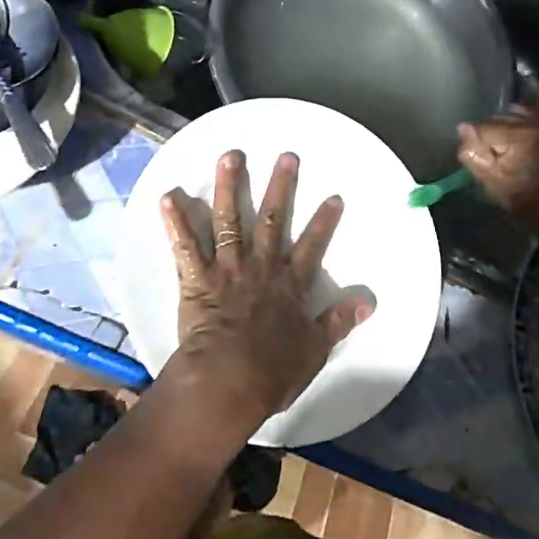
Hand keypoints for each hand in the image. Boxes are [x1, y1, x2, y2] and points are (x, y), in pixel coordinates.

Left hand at [161, 151, 373, 424]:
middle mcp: (261, 267)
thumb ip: (339, 320)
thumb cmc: (271, 372)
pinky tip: (168, 197)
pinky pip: (186, 247)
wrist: (226, 383)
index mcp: (289, 284)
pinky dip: (176, 223)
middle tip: (286, 156)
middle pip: (273, 220)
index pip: (311, 246)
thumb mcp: (315, 349)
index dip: (324, 221)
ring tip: (230, 156)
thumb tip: (370, 300)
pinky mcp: (198, 280)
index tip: (333, 196)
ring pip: (230, 220)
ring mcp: (229, 269)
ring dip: (229, 187)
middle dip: (281, 186)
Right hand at [457, 103, 538, 234]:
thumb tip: (463, 129)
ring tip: (510, 146)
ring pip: (514, 111)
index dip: (476, 143)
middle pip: (498, 117)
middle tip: (495, 155)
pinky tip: (524, 132)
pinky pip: (534, 107)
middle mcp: (536, 121)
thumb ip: (473, 154)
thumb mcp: (491, 182)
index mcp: (520, 136)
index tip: (478, 156)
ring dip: (507, 124)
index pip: (483, 128)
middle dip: (491, 133)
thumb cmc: (524, 200)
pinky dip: (527, 116)